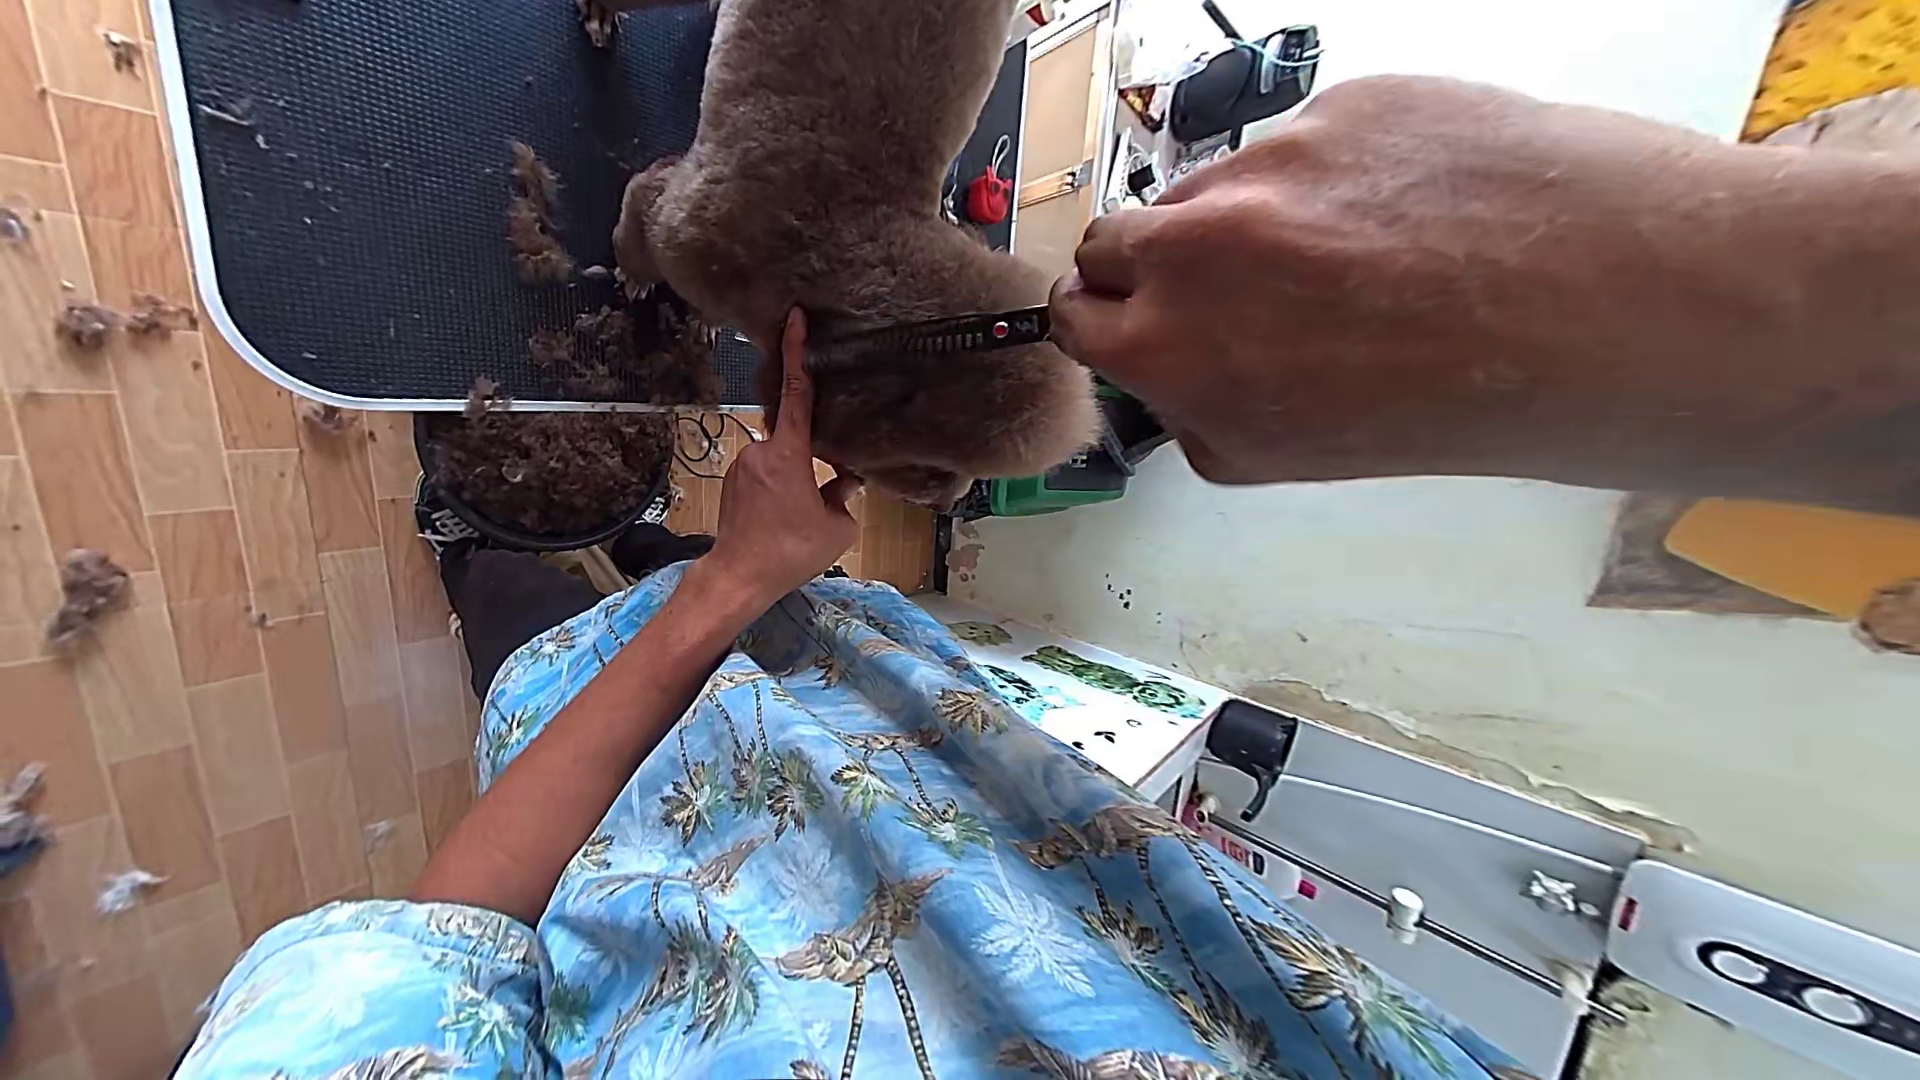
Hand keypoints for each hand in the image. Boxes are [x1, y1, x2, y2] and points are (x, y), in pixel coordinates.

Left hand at [701, 309, 861, 606]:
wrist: (740, 577)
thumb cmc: (791, 552)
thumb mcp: (837, 527)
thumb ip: (844, 495)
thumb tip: (845, 480)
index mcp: (789, 455)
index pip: (796, 394)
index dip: (796, 353)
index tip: (795, 319)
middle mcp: (761, 451)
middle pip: (793, 432)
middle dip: (812, 451)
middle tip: (821, 485)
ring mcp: (743, 465)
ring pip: (780, 456)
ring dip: (797, 474)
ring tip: (802, 514)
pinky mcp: (734, 481)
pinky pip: (765, 470)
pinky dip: (781, 484)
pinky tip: (786, 515)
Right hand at [1050, 76, 1915, 500]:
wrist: (1585, 320)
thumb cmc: (1408, 416)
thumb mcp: (1258, 456)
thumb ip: (1180, 408)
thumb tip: (1162, 370)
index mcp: (1161, 340)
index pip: (1072, 313)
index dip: (1089, 320)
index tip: (1109, 320)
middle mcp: (1192, 243)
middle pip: (1106, 240)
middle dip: (1132, 270)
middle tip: (1197, 291)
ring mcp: (1265, 161)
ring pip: (1196, 191)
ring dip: (1222, 227)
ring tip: (1312, 259)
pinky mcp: (1343, 100)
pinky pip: (1288, 147)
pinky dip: (1308, 182)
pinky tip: (1376, 217)